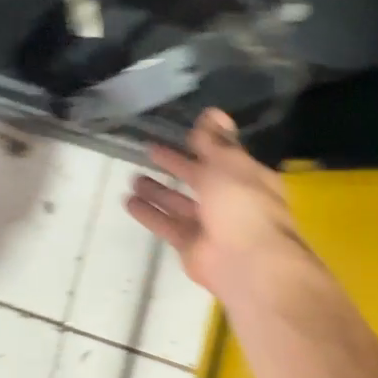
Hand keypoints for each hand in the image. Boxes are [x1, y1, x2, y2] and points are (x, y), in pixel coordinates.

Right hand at [126, 108, 316, 307]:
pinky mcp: (190, 246)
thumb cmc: (243, 207)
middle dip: (176, 166)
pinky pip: (166, 225)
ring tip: (133, 177)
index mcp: (248, 180)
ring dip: (158, 191)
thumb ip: (214, 142)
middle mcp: (231, 202)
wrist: (247, 265)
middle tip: (150, 150)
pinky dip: (149, 213)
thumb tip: (213, 112)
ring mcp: (210, 226)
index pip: (224, 157)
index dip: (204, 145)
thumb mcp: (228, 165)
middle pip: (199, 180)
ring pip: (179, 203)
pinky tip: (128, 201)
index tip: (183, 132)